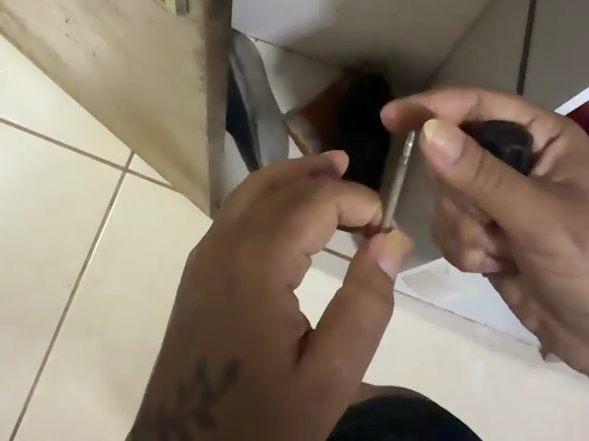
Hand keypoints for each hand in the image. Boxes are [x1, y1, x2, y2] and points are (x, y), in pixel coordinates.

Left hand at [130, 151, 413, 440]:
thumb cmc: (263, 421)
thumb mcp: (329, 377)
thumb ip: (365, 305)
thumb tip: (390, 241)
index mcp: (257, 260)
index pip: (315, 201)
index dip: (356, 200)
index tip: (389, 223)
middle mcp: (224, 242)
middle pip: (279, 185)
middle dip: (324, 178)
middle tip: (363, 182)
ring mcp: (204, 255)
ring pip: (251, 192)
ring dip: (293, 178)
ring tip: (331, 172)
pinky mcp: (197, 273)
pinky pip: (236, 213)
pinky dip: (270, 198)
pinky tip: (292, 215)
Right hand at [379, 89, 588, 378]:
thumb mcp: (541, 220)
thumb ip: (481, 175)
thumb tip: (427, 130)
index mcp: (545, 139)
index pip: (478, 106)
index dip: (434, 108)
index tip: (391, 119)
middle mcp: (521, 161)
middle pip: (452, 151)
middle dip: (457, 192)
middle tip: (484, 222)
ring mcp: (503, 199)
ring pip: (445, 192)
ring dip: (462, 226)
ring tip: (499, 252)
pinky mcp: (491, 234)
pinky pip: (449, 225)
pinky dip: (464, 248)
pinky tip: (495, 266)